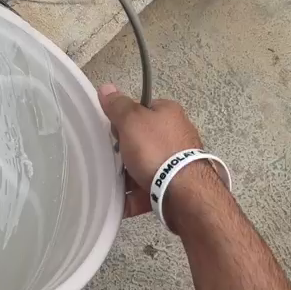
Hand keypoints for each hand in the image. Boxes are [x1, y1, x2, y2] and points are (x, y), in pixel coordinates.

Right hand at [97, 84, 225, 225]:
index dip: (124, 119)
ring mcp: (178, 162)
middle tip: (114, 157)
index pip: (142, 109)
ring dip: (127, 175)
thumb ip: (118, 105)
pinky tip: (121, 202)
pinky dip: (134, 196)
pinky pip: (148, 189)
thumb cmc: (156, 150)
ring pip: (144, 165)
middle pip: (141, 139)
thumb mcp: (131, 120)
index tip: (115, 132)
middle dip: (125, 150)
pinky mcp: (176, 186)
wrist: (184, 193)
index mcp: (169, 113)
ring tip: (113, 183)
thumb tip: (106, 87)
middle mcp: (177, 135)